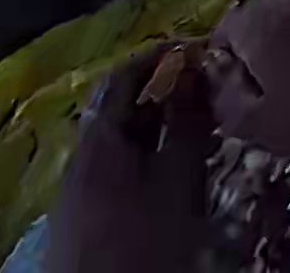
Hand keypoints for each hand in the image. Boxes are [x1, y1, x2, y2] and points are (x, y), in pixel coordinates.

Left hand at [44, 51, 215, 272]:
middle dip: (167, 91)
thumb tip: (196, 75)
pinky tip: (182, 164)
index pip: (121, 76)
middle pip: (123, 107)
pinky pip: (123, 165)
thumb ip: (188, 122)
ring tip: (205, 123)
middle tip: (208, 86)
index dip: (158, 55)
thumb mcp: (178, 176)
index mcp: (98, 142)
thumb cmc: (142, 241)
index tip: (195, 48)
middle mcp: (83, 159)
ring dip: (164, 123)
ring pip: (126, 137)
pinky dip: (154, 151)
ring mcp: (81, 191)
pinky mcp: (88, 217)